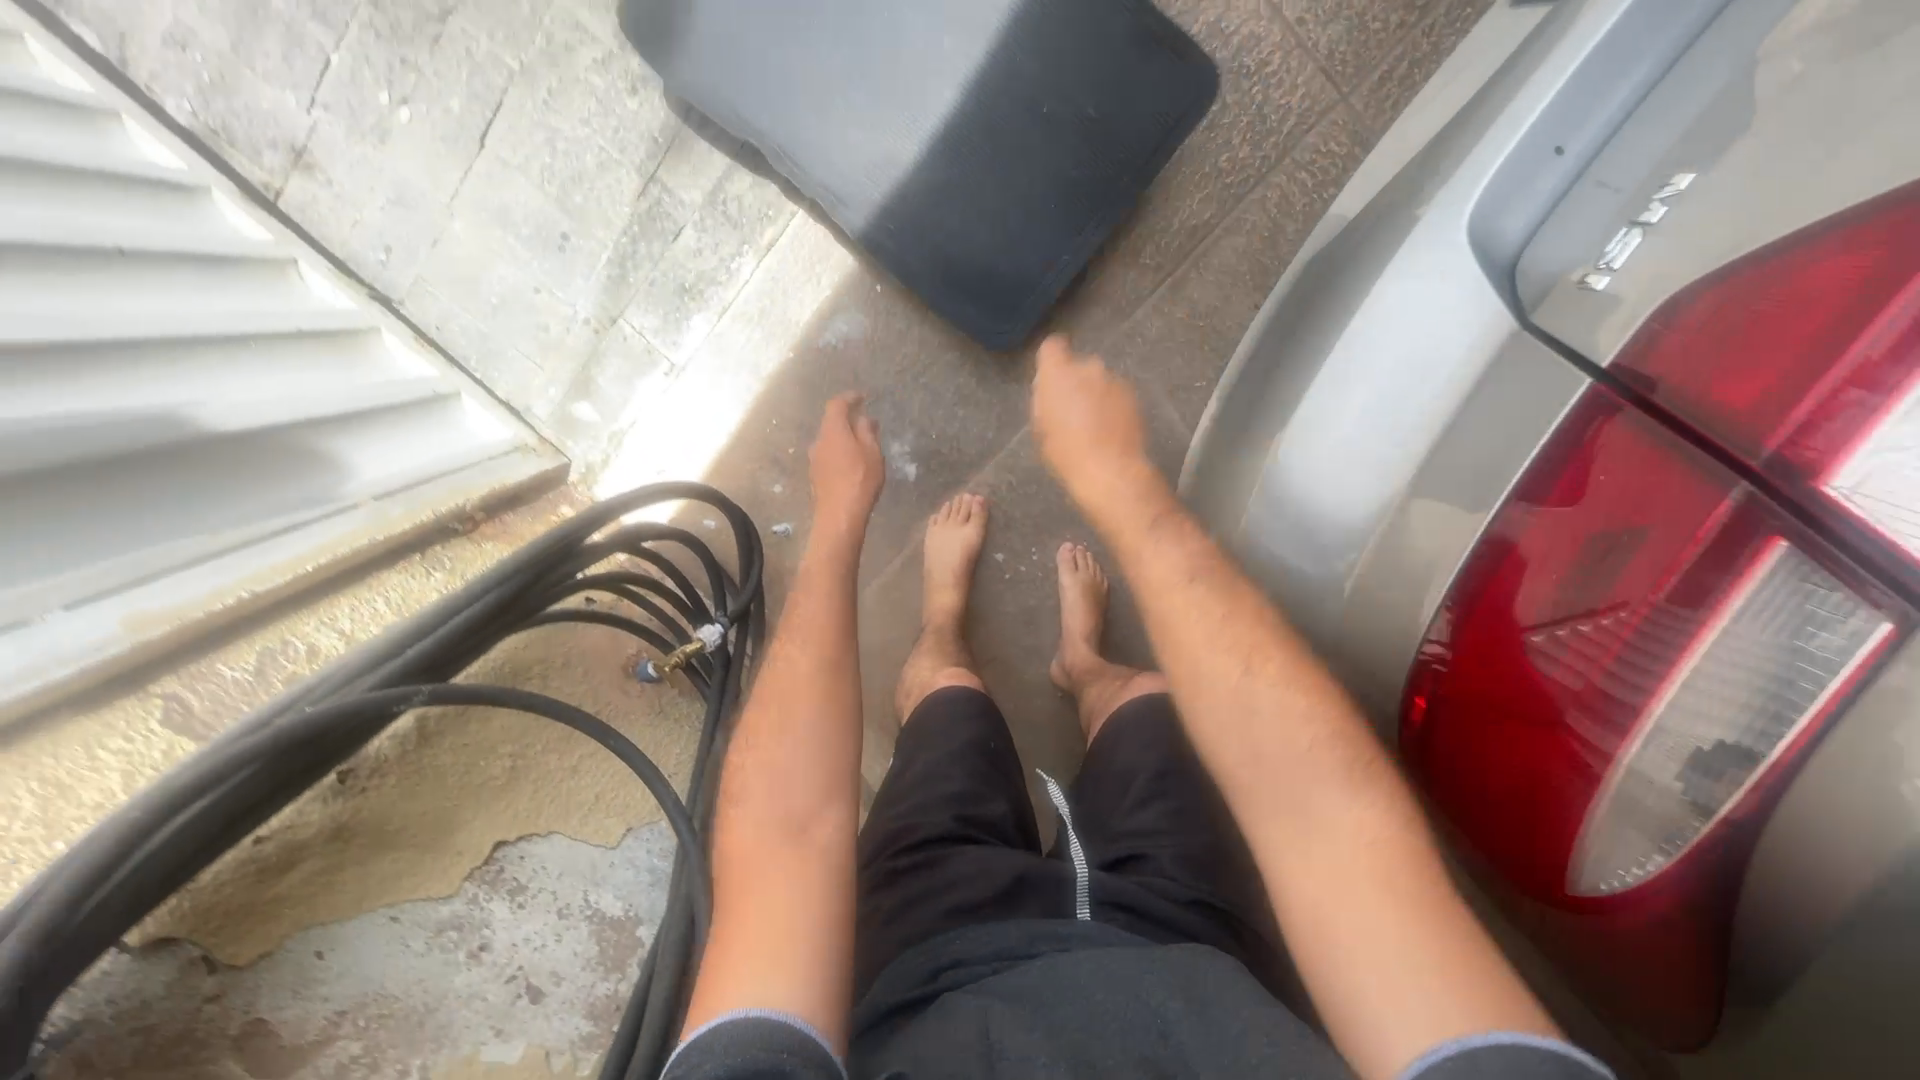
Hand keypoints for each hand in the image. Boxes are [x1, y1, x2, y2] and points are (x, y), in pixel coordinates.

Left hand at [809, 392, 884, 537]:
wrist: (839, 515)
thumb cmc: (860, 480)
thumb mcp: (872, 452)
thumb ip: (867, 431)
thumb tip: (863, 418)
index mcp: (832, 430)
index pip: (837, 404)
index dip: (849, 398)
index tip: (862, 397)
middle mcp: (818, 441)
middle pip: (831, 423)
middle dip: (848, 420)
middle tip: (867, 424)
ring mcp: (814, 460)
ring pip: (829, 441)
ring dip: (844, 439)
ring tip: (862, 445)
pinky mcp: (816, 476)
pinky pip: (828, 456)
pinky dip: (840, 453)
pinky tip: (852, 464)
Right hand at [1031, 334, 1161, 514]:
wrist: (1110, 469)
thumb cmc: (1066, 451)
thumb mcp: (1042, 426)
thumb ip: (1046, 399)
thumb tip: (1052, 390)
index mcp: (1058, 373)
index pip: (1053, 346)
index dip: (1052, 360)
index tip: (1052, 378)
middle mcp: (1088, 367)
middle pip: (1078, 366)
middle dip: (1076, 382)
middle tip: (1072, 410)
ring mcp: (1114, 379)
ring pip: (1100, 380)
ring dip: (1097, 394)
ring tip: (1095, 424)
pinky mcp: (1133, 395)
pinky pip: (1117, 393)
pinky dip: (1113, 405)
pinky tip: (1111, 429)